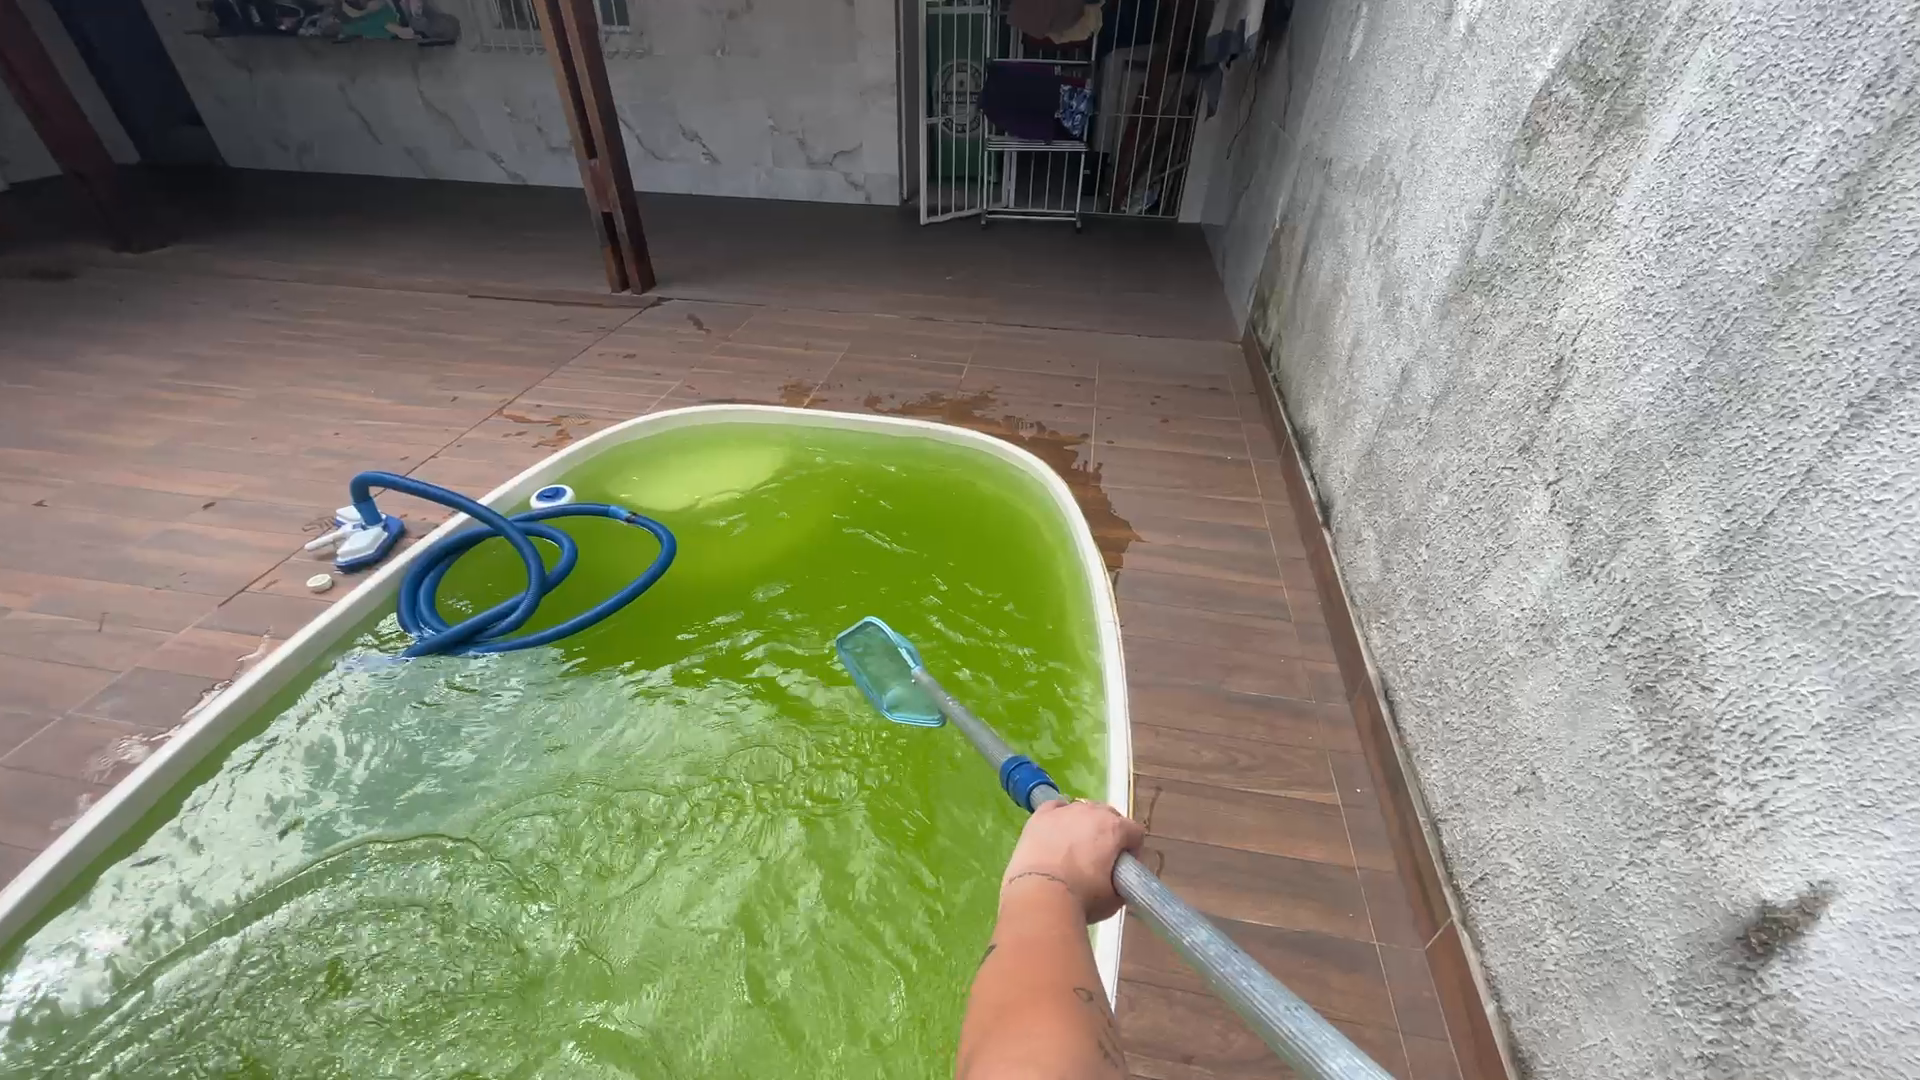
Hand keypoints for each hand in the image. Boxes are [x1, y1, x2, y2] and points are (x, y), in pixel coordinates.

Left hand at [1001, 799, 1145, 922]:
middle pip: (1108, 816)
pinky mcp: (1041, 815)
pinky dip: (1059, 818)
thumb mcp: (1115, 897)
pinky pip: (1055, 808)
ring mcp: (1064, 810)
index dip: (1132, 850)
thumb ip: (1122, 880)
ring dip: (1083, 825)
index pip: (1135, 831)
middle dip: (1107, 834)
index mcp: (1115, 828)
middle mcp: (1091, 812)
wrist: (1041, 894)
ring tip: (1073, 849)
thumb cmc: (1083, 897)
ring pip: (1081, 810)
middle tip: (1099, 860)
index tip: (1123, 867)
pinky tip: (1055, 834)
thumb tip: (1118, 877)